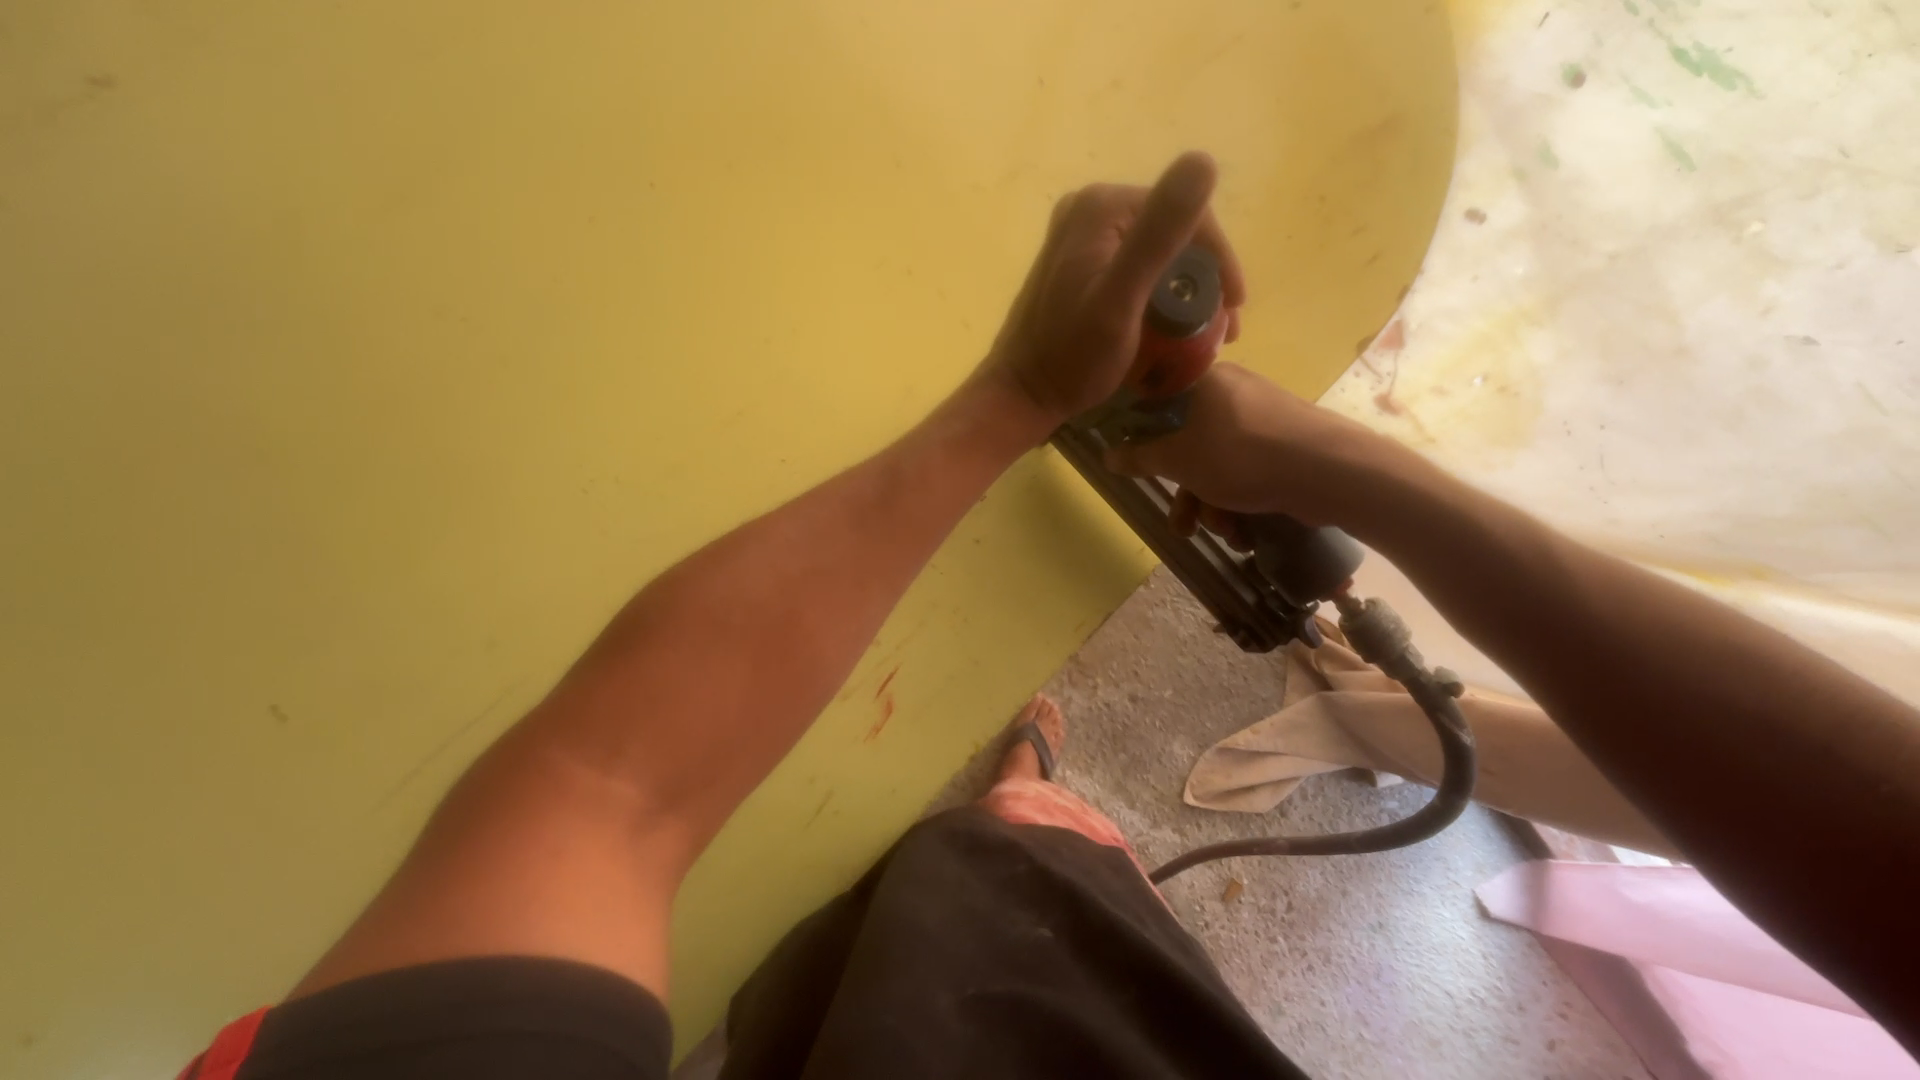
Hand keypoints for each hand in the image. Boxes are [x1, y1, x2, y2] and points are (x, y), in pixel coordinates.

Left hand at [981, 152, 1245, 428]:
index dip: (1219, 263)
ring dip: (1185, 291)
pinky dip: (1157, 294)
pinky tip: (1170, 327)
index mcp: (1103, 206)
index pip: (1187, 216)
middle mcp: (1089, 208)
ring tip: (1205, 334)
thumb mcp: (1122, 300)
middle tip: (1222, 329)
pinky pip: (1134, 267)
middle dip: (1204, 281)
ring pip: (1156, 252)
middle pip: (1172, 234)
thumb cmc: (1072, 356)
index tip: (1234, 311)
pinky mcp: (1077, 262)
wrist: (1023, 394)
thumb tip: (1204, 159)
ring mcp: (1080, 235)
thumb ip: (1159, 236)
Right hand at [1103, 362, 1420, 530]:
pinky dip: (1240, 500)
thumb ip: (1140, 458)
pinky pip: (1247, 469)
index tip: (1136, 468)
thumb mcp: (1179, 460)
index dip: (1140, 437)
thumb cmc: (1241, 456)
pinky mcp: (1284, 443)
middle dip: (1186, 493)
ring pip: (1218, 462)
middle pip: (1188, 442)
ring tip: (1225, 534)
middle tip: (1183, 527)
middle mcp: (1231, 392)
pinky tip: (1245, 531)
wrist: (1329, 471)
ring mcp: (1261, 418)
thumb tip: (1107, 454)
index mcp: (1203, 381)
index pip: (1156, 401)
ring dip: (1214, 504)